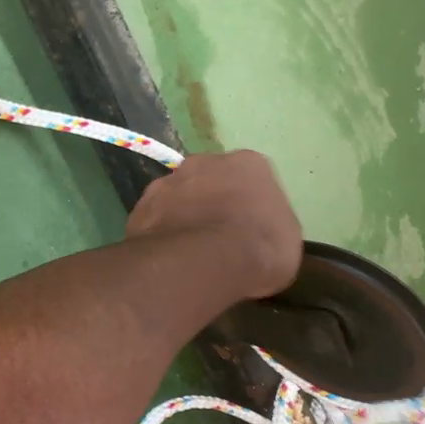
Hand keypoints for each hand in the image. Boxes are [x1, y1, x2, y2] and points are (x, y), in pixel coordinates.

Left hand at [124, 151, 301, 298]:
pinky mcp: (138, 207)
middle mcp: (201, 163)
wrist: (203, 261)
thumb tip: (253, 232)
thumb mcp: (285, 238)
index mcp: (246, 163)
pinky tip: (166, 256)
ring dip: (180, 215)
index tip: (247, 226)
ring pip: (175, 197)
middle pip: (207, 180)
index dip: (247, 204)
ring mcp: (164, 182)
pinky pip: (152, 219)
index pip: (249, 177)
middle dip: (209, 202)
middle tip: (215, 234)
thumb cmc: (259, 247)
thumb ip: (268, 223)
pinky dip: (158, 234)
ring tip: (187, 249)